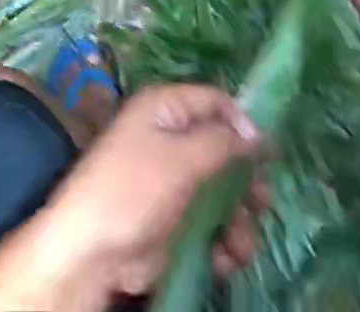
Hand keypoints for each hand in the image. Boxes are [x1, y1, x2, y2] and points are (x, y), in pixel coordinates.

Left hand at [34, 85, 264, 297]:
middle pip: (225, 149)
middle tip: (261, 202)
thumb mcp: (182, 158)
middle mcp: (170, 137)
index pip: (215, 101)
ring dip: (238, 220)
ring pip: (224, 191)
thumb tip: (258, 131)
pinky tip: (222, 259)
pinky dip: (222, 241)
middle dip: (245, 179)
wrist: (91, 251)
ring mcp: (173, 180)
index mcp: (165, 108)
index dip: (243, 122)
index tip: (267, 154)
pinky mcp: (176, 218)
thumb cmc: (134, 188)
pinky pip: (212, 222)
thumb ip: (223, 142)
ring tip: (239, 245)